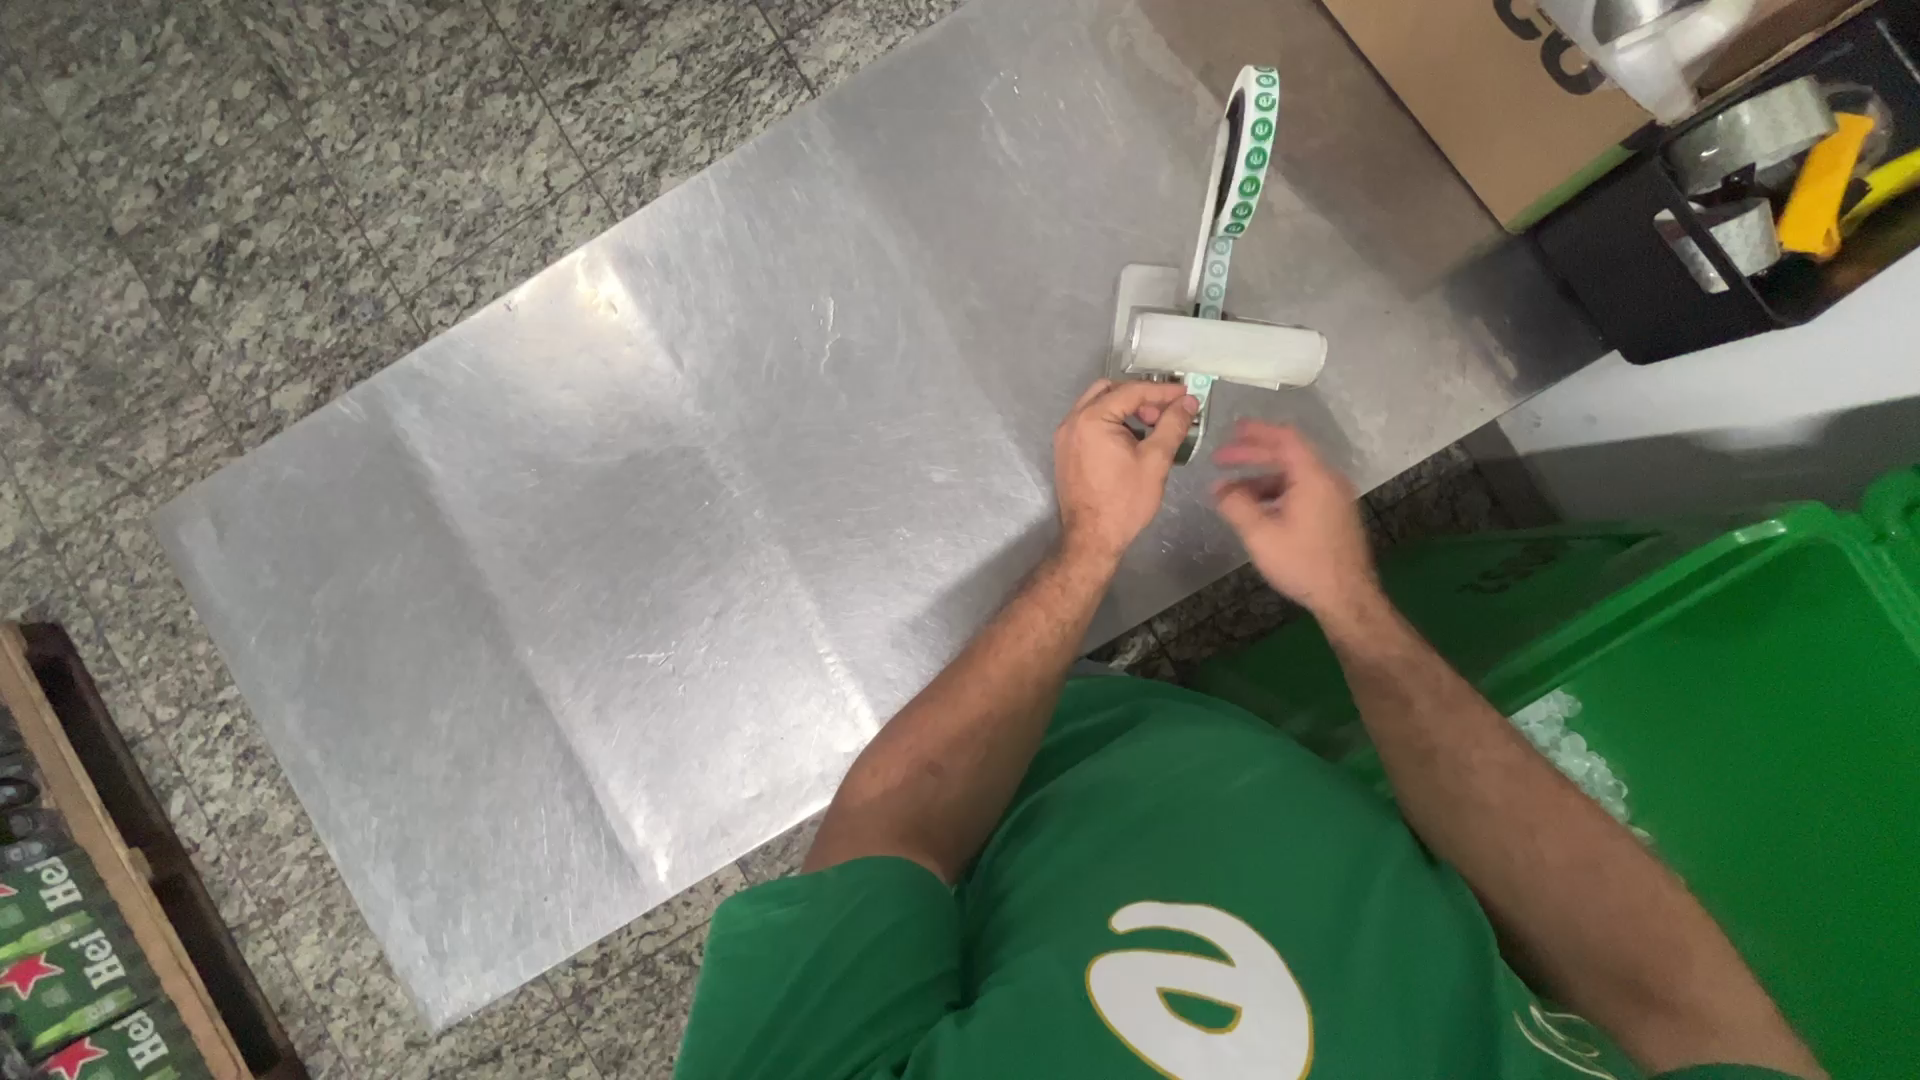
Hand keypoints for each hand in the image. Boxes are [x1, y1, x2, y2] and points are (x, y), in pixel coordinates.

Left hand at [1053, 379, 1197, 563]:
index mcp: (1091, 419)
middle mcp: (1072, 422)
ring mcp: (1065, 437)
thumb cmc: (1124, 501)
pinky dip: (1111, 423)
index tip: (1185, 394)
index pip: (1131, 391)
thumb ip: (1172, 425)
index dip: (1162, 390)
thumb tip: (1188, 402)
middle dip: (1139, 396)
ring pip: (1097, 406)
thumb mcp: (1155, 460)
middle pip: (1109, 391)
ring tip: (1151, 428)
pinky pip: (1089, 423)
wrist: (1092, 538)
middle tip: (1163, 413)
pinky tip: (1131, 440)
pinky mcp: (1065, 452)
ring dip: (1125, 409)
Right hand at [1211, 420, 1382, 628]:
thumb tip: (1218, 488)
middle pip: (1288, 455)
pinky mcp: (1334, 514)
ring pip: (1293, 476)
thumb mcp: (1260, 534)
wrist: (1346, 596)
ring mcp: (1334, 498)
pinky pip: (1302, 491)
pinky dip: (1276, 492)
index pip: (1285, 439)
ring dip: (1260, 478)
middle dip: (1252, 456)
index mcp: (1313, 477)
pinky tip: (1257, 509)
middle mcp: (1328, 480)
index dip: (1257, 432)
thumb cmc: (1303, 562)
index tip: (1231, 430)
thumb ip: (1236, 505)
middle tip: (1220, 460)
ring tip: (1232, 492)